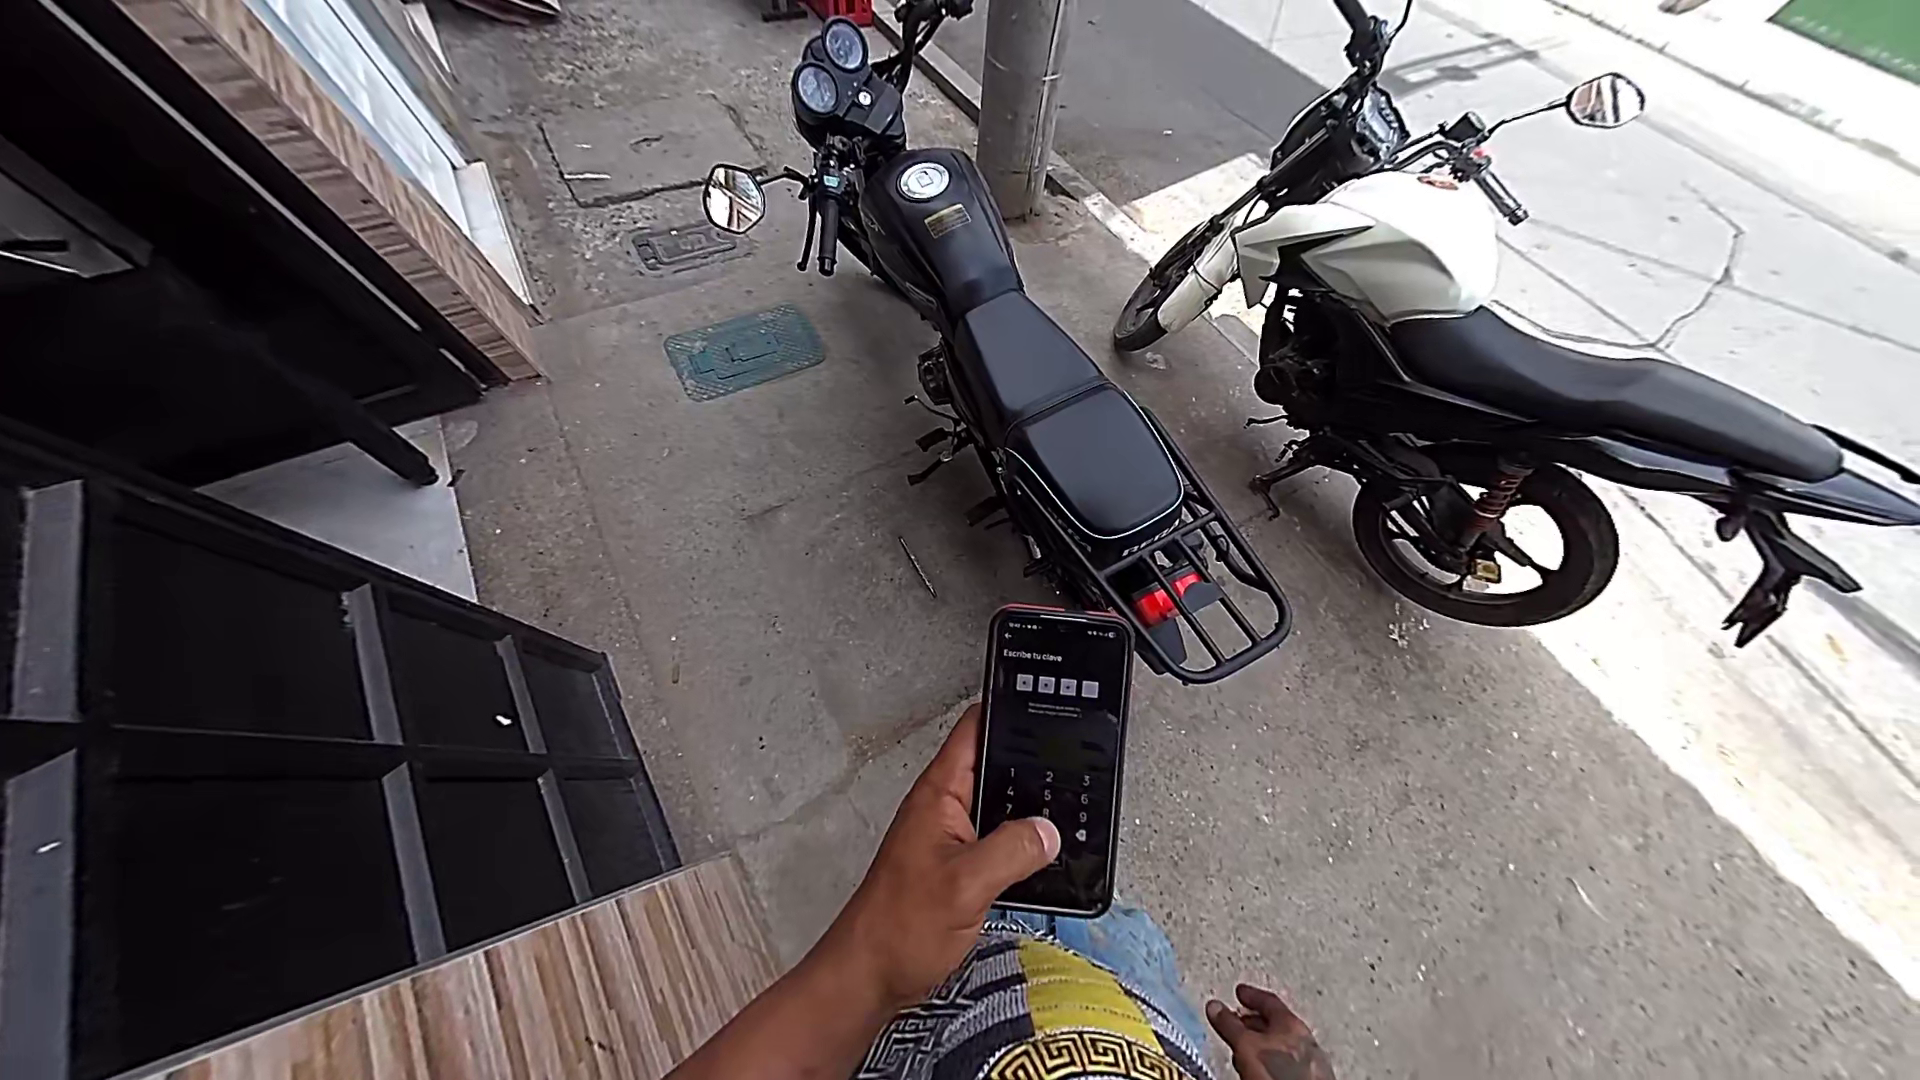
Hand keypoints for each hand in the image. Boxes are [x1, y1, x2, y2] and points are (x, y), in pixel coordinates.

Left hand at [810, 704, 1058, 1011]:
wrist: (870, 974)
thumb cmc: (900, 926)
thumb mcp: (965, 884)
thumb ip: (1011, 850)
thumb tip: (1048, 830)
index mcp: (939, 792)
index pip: (973, 729)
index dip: (1004, 709)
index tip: (1037, 699)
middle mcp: (943, 804)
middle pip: (990, 760)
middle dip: (1025, 756)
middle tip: (1067, 751)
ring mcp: (948, 831)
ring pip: (995, 799)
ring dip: (1023, 799)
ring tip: (1061, 796)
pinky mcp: (955, 858)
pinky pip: (994, 831)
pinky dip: (1016, 833)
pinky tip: (1039, 846)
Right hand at [1207, 985, 1336, 1079]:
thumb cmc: (1277, 1075)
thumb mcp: (1244, 1045)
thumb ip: (1229, 1023)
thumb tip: (1215, 1007)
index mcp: (1292, 1025)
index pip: (1268, 1001)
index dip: (1251, 995)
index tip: (1240, 992)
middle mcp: (1307, 1042)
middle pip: (1276, 1024)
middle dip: (1254, 1022)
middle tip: (1239, 1021)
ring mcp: (1313, 1067)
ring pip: (1282, 1047)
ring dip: (1262, 1045)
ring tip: (1245, 1051)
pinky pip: (1288, 1065)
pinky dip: (1272, 1061)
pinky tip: (1262, 1069)